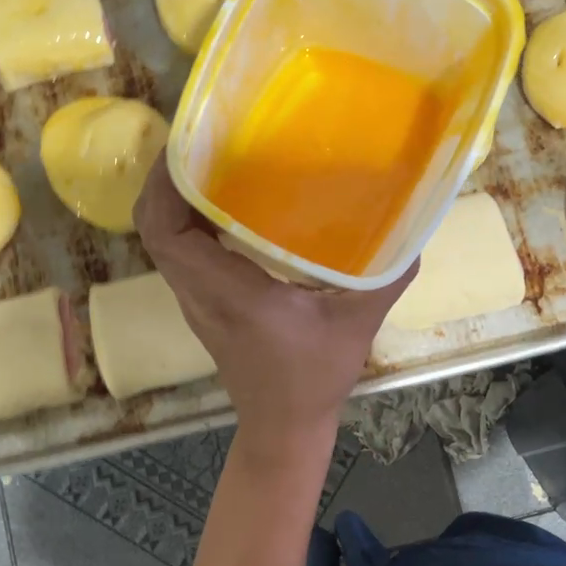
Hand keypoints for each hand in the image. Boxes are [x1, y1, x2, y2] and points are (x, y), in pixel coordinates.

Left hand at [134, 156, 415, 448]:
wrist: (284, 425)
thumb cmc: (315, 378)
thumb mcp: (358, 325)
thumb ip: (385, 277)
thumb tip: (412, 225)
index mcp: (231, 294)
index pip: (170, 234)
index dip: (167, 185)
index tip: (190, 144)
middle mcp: (200, 294)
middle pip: (153, 228)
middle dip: (166, 179)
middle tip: (200, 141)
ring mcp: (195, 302)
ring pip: (161, 241)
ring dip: (173, 199)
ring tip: (209, 162)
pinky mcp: (201, 305)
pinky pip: (179, 253)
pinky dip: (186, 222)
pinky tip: (223, 203)